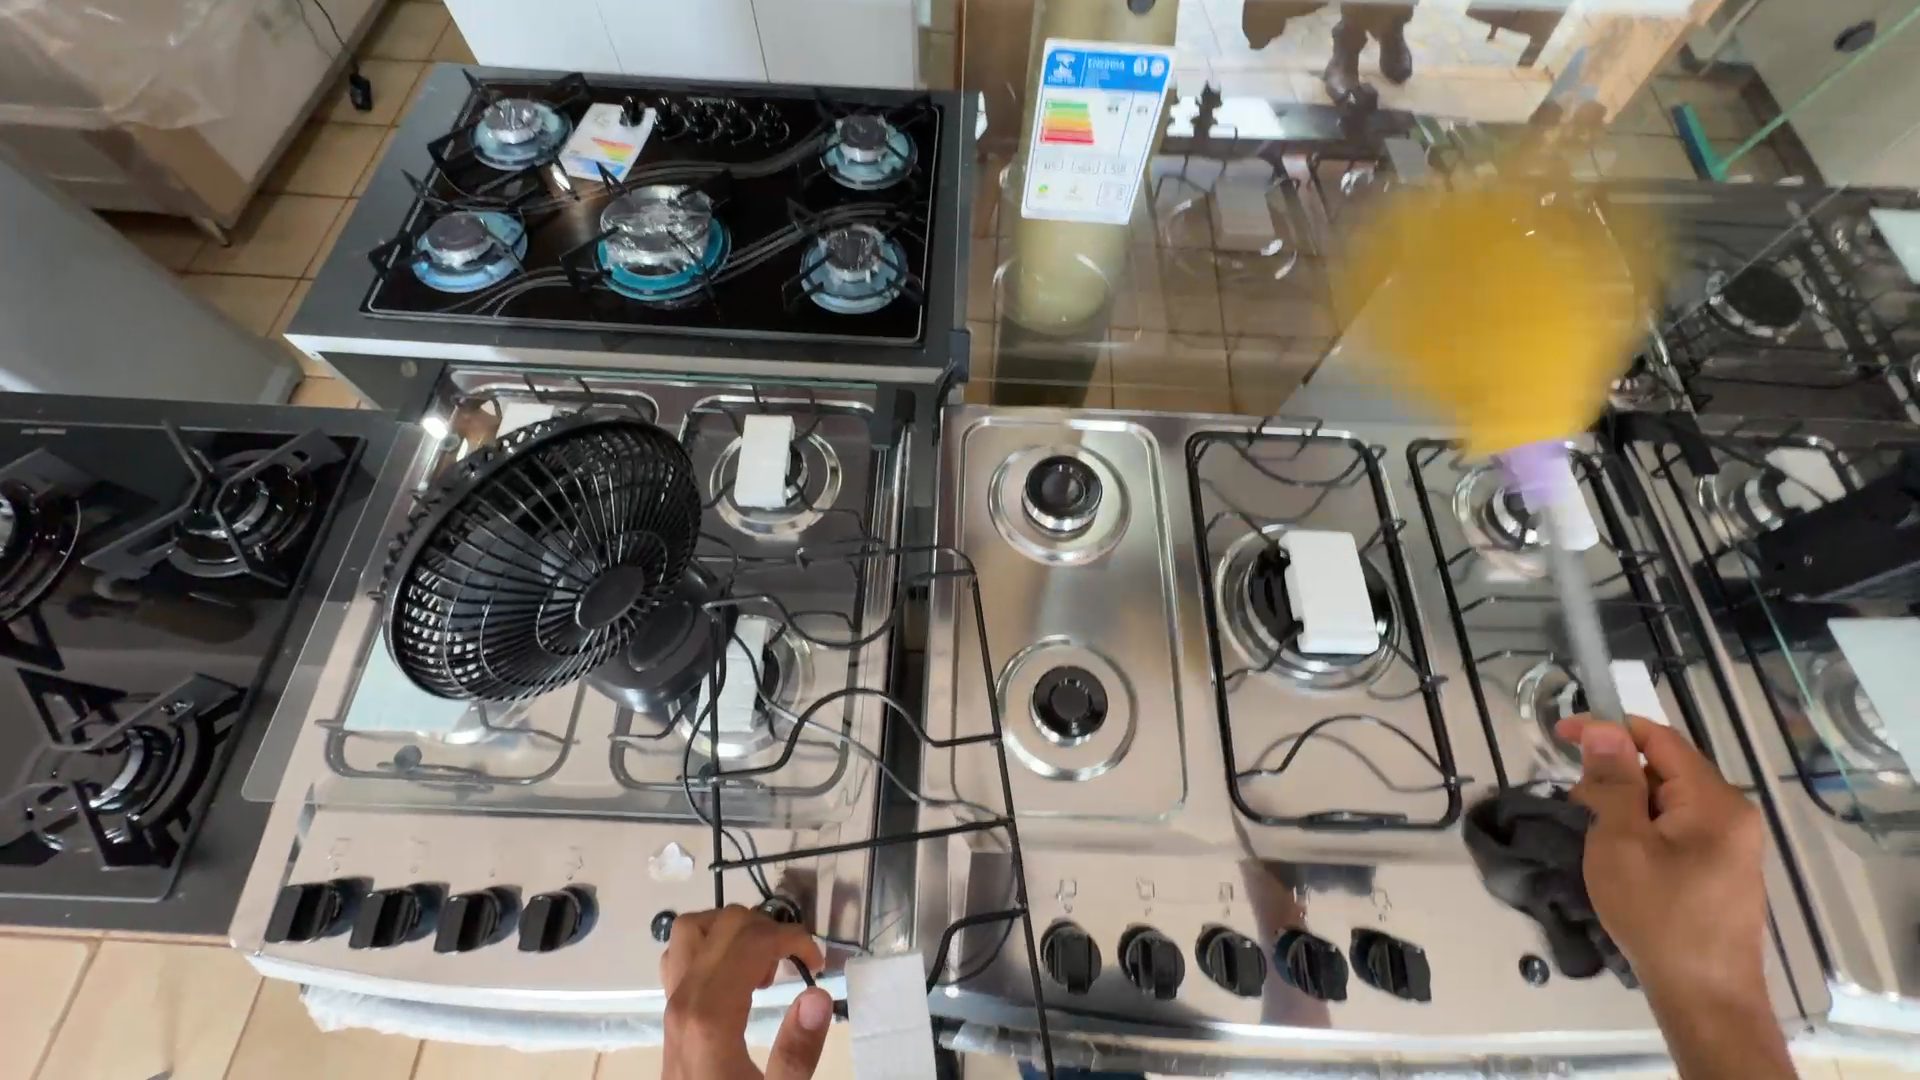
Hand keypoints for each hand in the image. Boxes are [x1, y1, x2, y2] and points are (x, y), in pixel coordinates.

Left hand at [662, 905, 832, 1079]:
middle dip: (769, 930)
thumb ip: (797, 1053)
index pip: (753, 941)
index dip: (793, 939)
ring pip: (693, 929)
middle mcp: (685, 999)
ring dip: (734, 931)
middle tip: (794, 965)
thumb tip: (819, 993)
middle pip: (726, 924)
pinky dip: (710, 946)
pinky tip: (736, 976)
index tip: (818, 963)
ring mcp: (671, 1004)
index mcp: (711, 1018)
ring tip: (762, 964)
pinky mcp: (670, 1013)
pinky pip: (680, 954)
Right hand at [1554, 715, 1768, 1002]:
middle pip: (1662, 766)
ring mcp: (1727, 842)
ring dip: (1621, 799)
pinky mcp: (1716, 865)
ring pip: (1663, 796)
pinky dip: (1636, 821)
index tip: (1558, 734)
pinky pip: (1671, 822)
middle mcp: (1730, 815)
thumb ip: (1613, 780)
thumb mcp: (1620, 839)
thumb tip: (1604, 729)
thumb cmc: (1655, 909)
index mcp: (1715, 802)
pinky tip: (1614, 846)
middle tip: (1572, 796)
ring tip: (1590, 826)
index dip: (1607, 728)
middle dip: (1612, 771)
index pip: (1659, 740)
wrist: (1701, 990)